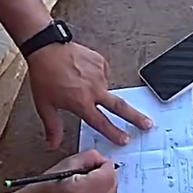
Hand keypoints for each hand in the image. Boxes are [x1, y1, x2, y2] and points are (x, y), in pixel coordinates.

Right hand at [13, 151, 115, 192]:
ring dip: (104, 191)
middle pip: (112, 190)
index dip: (107, 167)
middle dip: (108, 178)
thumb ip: (86, 158)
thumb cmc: (39, 188)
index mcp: (77, 190)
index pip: (108, 177)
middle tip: (97, 172)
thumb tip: (103, 160)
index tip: (101, 163)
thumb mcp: (62, 166)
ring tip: (90, 186)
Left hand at [26, 41, 152, 145]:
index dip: (114, 133)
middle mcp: (94, 90)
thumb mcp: (45, 105)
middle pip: (120, 107)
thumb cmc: (44, 75)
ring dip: (97, 90)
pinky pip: (101, 73)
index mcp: (82, 103)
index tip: (125, 140)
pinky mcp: (100, 62)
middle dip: (136, 117)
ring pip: (104, 88)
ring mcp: (99, 75)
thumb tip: (52, 144)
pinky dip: (94, 76)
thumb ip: (53, 127)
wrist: (46, 48)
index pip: (101, 122)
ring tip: (78, 83)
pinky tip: (82, 73)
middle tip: (148, 124)